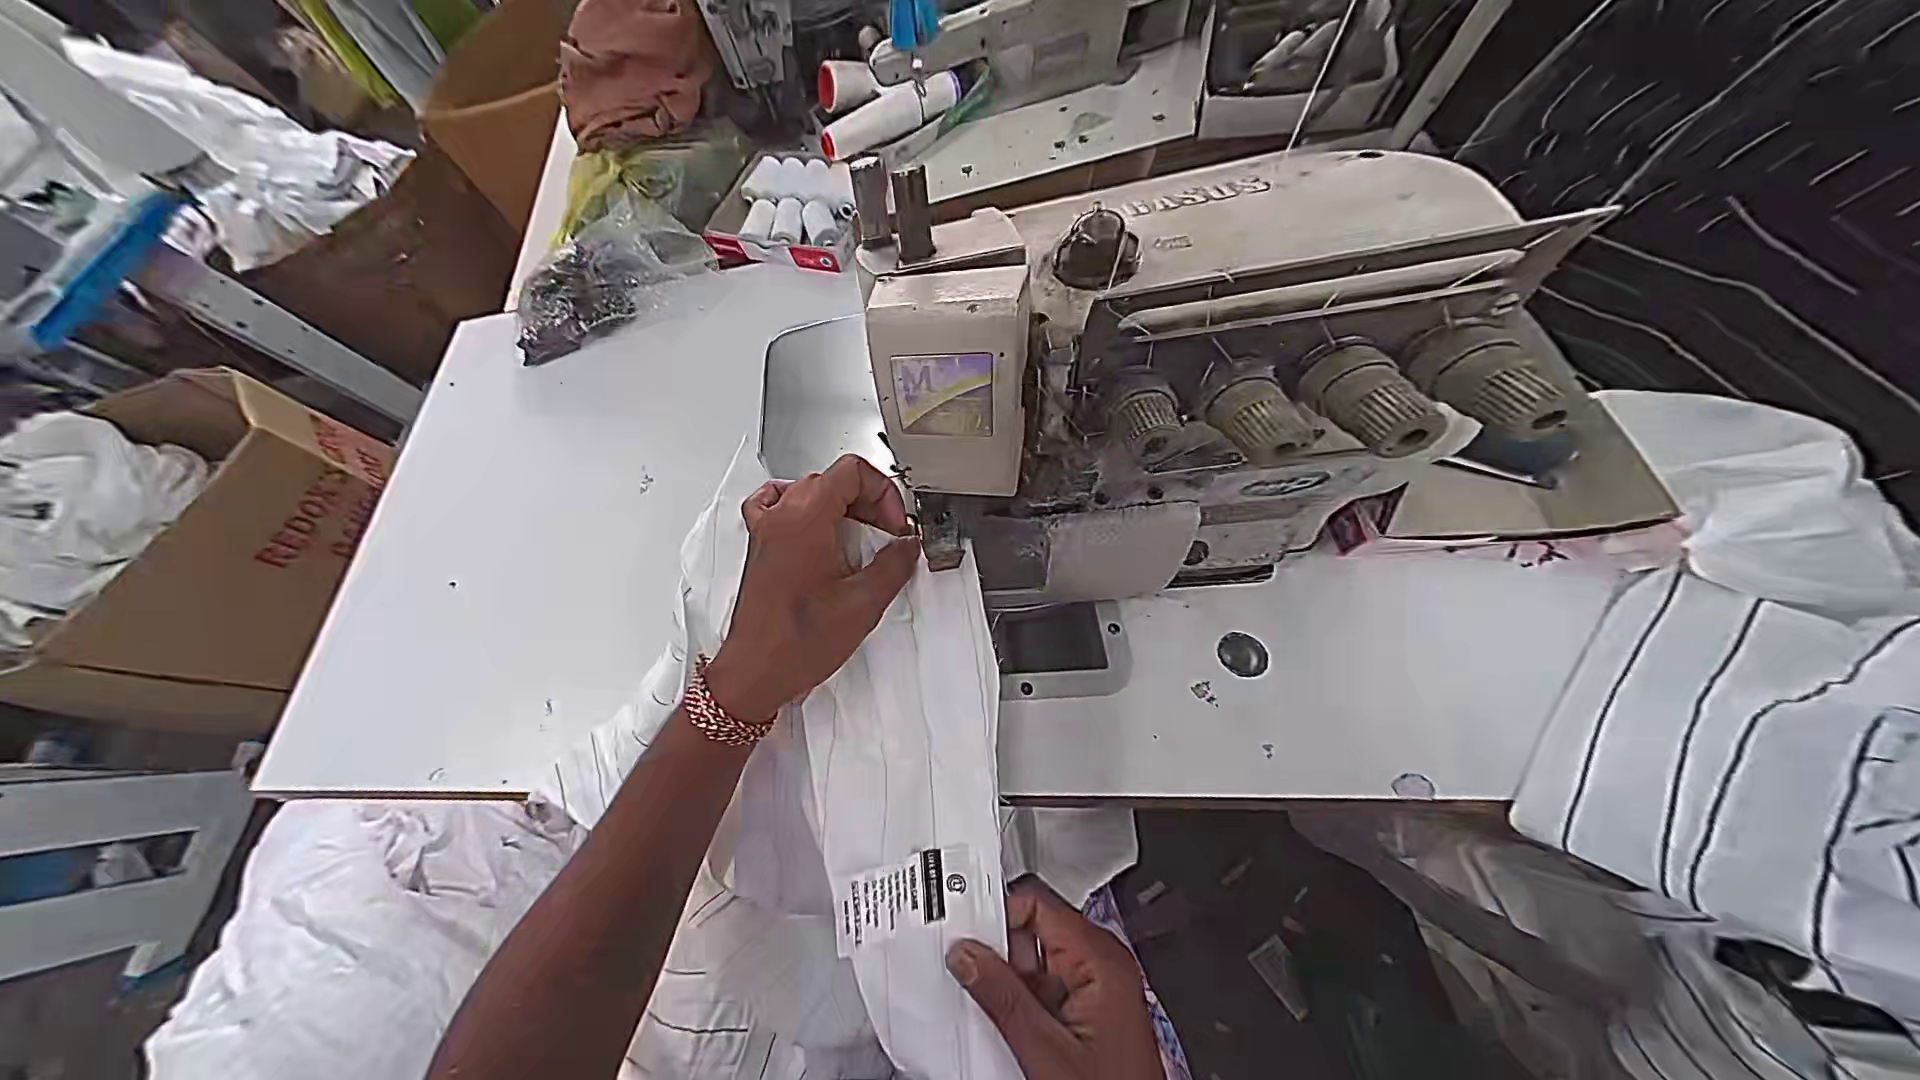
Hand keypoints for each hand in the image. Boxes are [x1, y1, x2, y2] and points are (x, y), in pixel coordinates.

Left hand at [704, 455, 920, 722]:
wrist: (756, 671)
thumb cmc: (795, 643)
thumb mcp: (863, 603)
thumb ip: (894, 565)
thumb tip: (907, 547)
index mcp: (806, 519)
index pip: (852, 472)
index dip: (884, 493)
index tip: (894, 525)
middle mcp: (781, 516)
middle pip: (834, 480)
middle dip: (870, 503)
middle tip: (887, 536)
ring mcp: (767, 529)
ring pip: (811, 491)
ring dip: (843, 508)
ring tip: (861, 539)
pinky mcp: (762, 547)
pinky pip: (779, 507)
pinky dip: (805, 511)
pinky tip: (821, 532)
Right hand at [947, 879, 1161, 1079]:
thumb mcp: (1045, 1050)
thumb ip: (1003, 996)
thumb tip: (967, 955)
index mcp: (1100, 958)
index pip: (1038, 905)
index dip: (1000, 915)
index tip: (971, 938)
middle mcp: (1103, 964)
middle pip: (1035, 932)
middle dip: (1004, 959)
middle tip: (984, 986)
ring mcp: (1098, 988)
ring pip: (1037, 964)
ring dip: (1013, 986)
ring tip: (1007, 1022)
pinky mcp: (1091, 1012)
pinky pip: (1047, 989)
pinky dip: (1025, 1005)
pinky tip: (1020, 1034)